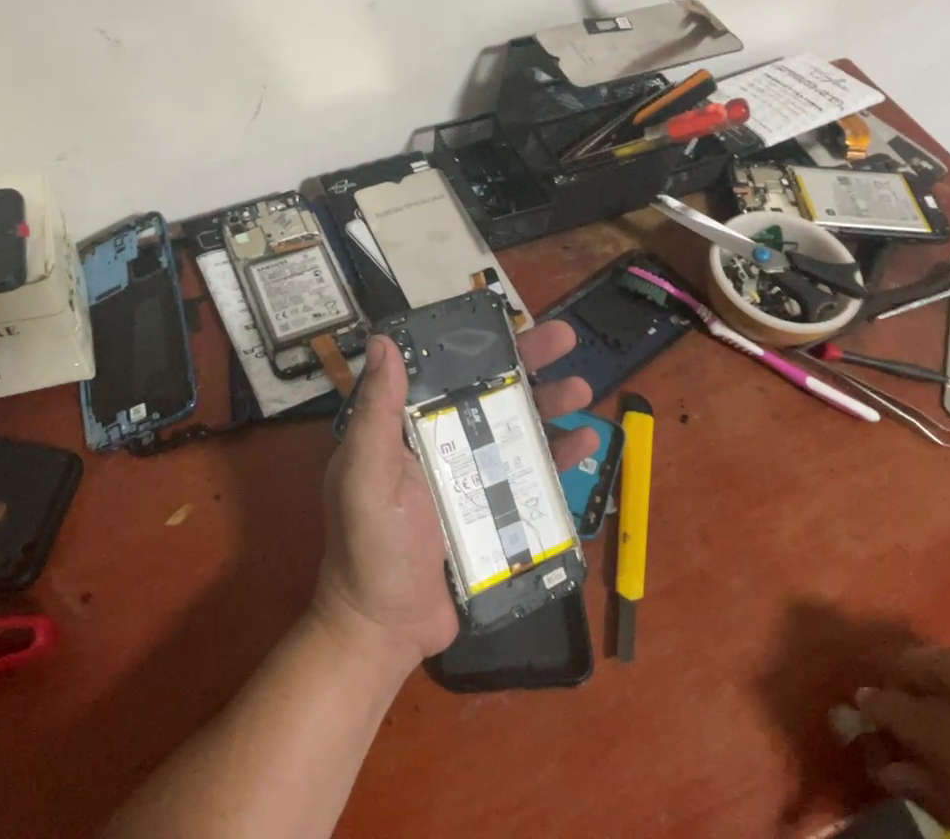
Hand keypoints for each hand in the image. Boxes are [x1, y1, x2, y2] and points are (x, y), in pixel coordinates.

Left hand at [310, 322, 596, 663]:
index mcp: (404, 430)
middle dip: (527, 365)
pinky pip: (529, 478)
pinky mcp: (495, 512)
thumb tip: (382, 343)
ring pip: (515, 431)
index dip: (475, 345)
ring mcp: (469, 479)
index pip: (443, 373)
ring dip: (549, 407)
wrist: (387, 627)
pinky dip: (557, 459)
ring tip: (582, 391)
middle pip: (487, 395)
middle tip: (566, 339)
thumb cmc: (371, 547)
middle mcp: (439, 446)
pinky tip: (584, 445)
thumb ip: (376, 413)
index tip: (507, 321)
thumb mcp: (365, 475)